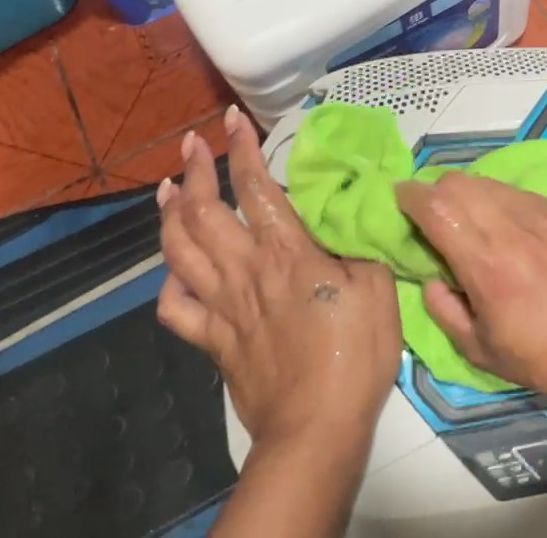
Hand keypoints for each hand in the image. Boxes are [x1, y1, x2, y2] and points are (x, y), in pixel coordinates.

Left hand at [157, 106, 400, 448]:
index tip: (233, 120)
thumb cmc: (356, 353)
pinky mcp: (213, 341)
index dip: (242, 150)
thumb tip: (349, 215)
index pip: (256, 188)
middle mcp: (245, 271)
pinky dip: (169, 283)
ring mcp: (222, 307)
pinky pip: (177, 308)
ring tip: (168, 188)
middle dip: (195, 171)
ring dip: (169, 215)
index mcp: (287, 253)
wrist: (317, 426)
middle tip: (194, 144)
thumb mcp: (378, 288)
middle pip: (204, 212)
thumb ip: (358, 246)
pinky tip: (174, 270)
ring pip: (179, 252)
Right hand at [395, 172, 546, 403]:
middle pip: (457, 183)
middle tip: (428, 218)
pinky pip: (513, 191)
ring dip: (463, 193)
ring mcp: (538, 213)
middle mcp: (510, 227)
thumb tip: (431, 277)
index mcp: (487, 264)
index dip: (410, 198)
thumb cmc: (544, 356)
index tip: (398, 204)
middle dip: (432, 193)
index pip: (436, 207)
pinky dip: (494, 199)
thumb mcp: (480, 351)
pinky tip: (499, 225)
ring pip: (485, 181)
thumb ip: (444, 310)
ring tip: (463, 220)